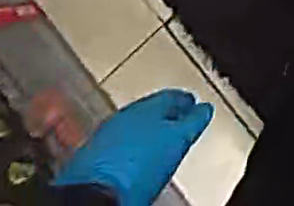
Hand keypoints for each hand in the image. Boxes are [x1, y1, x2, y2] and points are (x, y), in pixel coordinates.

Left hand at [53, 89, 212, 205]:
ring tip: (158, 147)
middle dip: (166, 117)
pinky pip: (115, 148)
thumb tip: (204, 109)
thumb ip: (193, 122)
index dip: (186, 103)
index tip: (196, 107)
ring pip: (132, 129)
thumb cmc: (136, 167)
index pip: (173, 97)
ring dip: (146, 134)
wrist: (94, 196)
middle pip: (151, 112)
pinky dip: (128, 152)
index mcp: (148, 106)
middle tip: (180, 123)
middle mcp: (125, 115)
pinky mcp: (88, 161)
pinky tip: (134, 164)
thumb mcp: (177, 141)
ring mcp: (104, 137)